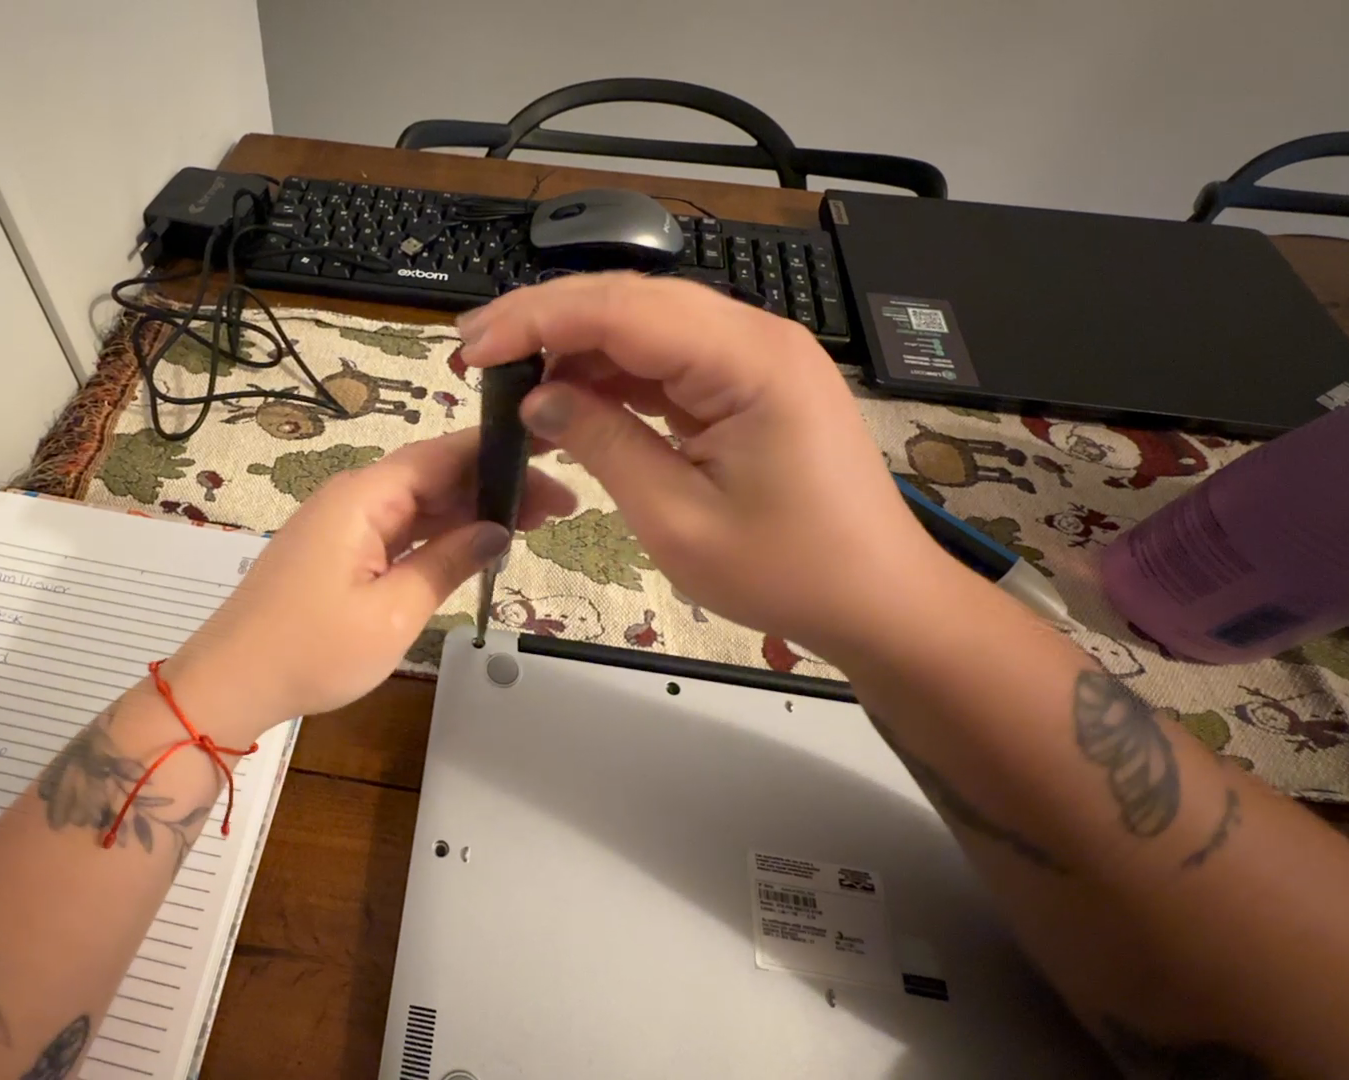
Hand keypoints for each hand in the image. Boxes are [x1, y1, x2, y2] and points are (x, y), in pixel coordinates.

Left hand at [165, 428, 575, 740]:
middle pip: (435, 475)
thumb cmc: (311, 650)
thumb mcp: (393, 612)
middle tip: (559, 506)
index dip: (499, 451)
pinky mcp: (339, 550)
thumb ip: (449, 562)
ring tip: (533, 522)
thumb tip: (499, 530)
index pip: (442, 454)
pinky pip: (399, 529)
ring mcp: (344, 523)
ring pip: (420, 503)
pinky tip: (477, 543)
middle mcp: (353, 497)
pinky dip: (439, 534)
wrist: (232, 683)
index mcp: (364, 497)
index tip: (554, 456)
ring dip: (471, 510)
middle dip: (495, 484)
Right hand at [456, 273, 952, 656]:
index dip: (536, 321)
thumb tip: (535, 401)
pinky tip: (567, 396)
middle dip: (545, 320)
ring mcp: (753, 356)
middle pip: (630, 301)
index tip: (471, 349)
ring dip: (573, 346)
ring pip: (643, 325)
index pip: (620, 311)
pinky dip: (609, 375)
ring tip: (510, 377)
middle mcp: (754, 337)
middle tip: (474, 352)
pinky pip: (664, 360)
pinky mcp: (746, 382)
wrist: (877, 599)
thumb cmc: (786, 571)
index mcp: (747, 361)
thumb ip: (602, 444)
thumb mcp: (676, 518)